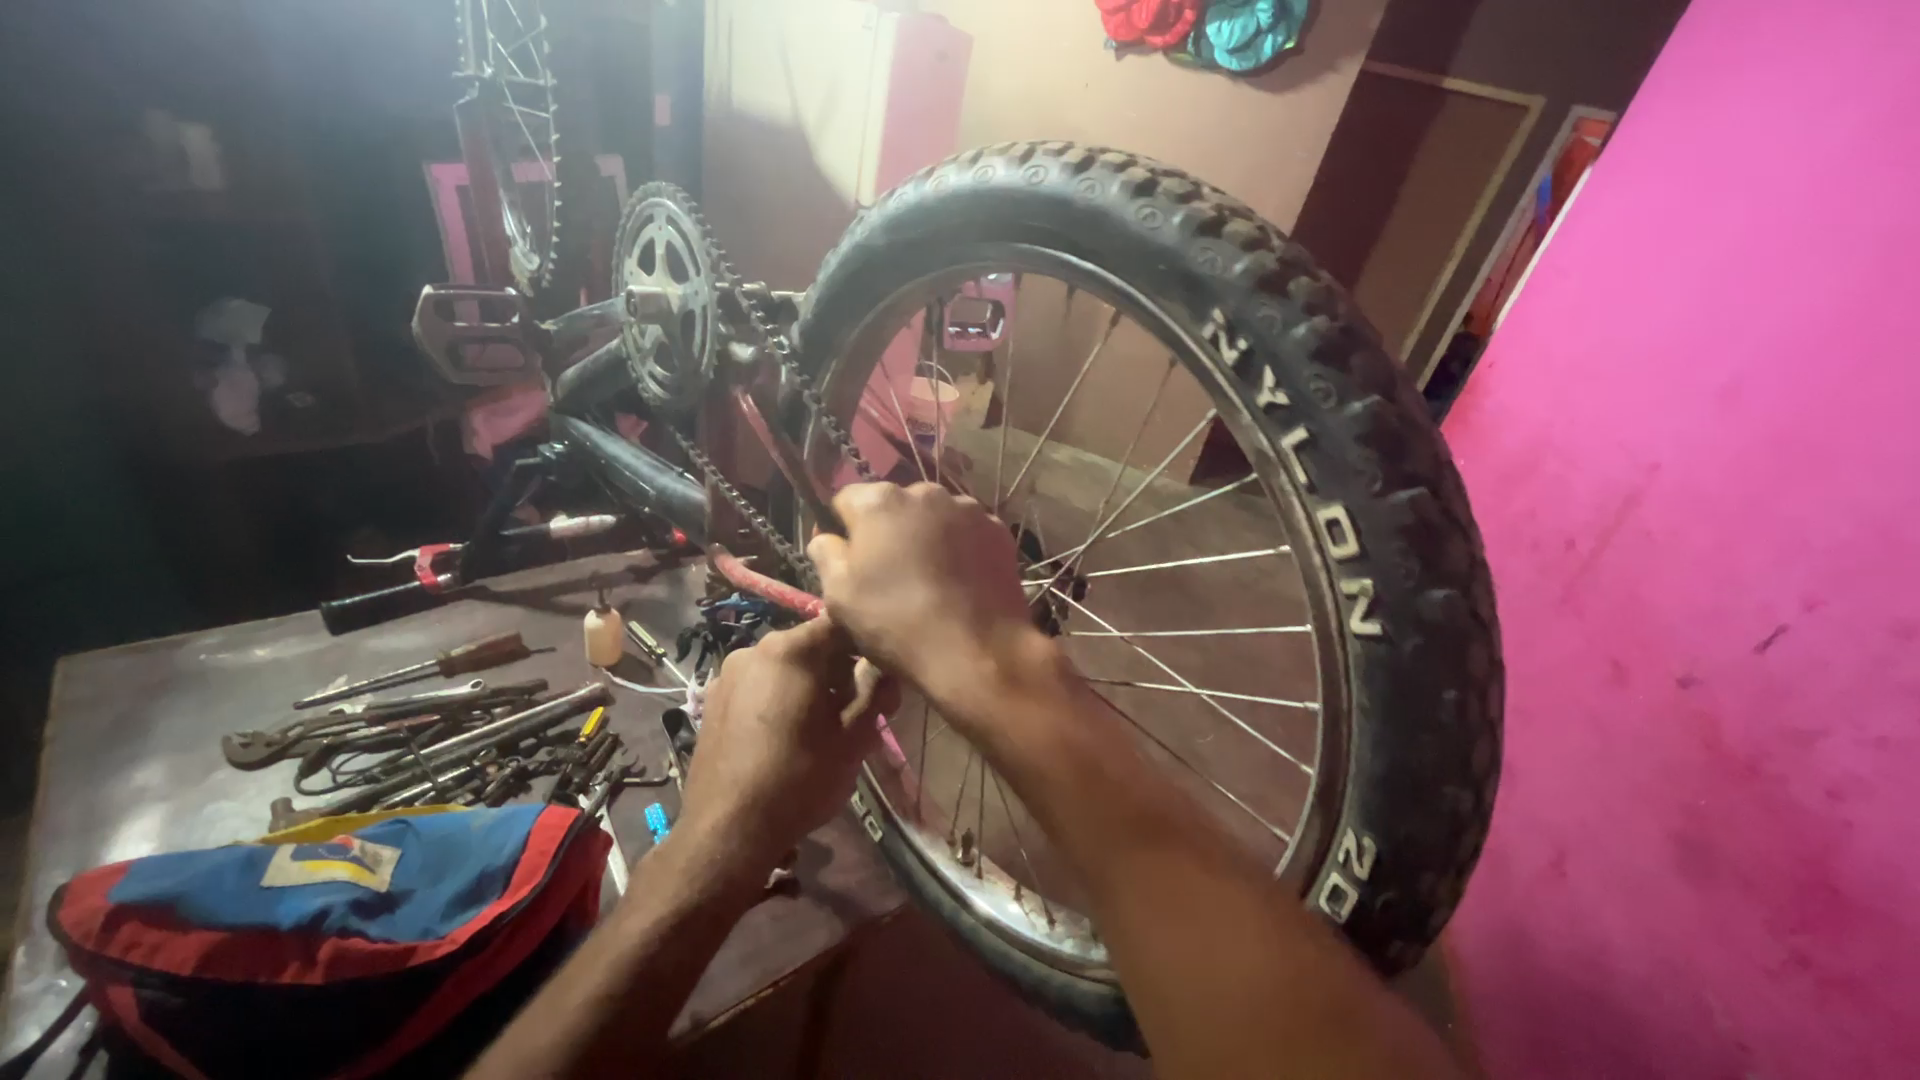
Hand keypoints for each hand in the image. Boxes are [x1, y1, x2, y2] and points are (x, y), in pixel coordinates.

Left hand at [675, 616, 894, 871]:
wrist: (728, 830)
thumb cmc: (800, 778)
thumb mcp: (855, 738)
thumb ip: (877, 693)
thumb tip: (888, 671)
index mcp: (791, 649)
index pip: (842, 625)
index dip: (868, 648)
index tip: (880, 680)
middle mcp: (753, 649)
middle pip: (812, 646)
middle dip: (839, 672)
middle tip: (857, 713)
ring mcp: (727, 675)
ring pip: (785, 668)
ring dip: (810, 688)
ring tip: (822, 731)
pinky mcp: (713, 702)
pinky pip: (759, 688)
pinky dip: (780, 701)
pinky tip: (786, 740)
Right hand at [808, 483, 1054, 712]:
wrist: (977, 652)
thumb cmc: (897, 623)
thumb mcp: (839, 596)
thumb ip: (826, 555)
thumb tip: (826, 539)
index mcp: (878, 501)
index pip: (846, 501)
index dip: (842, 530)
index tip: (845, 562)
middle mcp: (925, 492)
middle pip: (894, 506)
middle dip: (887, 532)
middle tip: (889, 576)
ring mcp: (968, 509)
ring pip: (933, 518)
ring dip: (925, 538)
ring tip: (928, 581)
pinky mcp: (998, 531)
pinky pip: (967, 533)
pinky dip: (959, 549)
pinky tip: (958, 584)